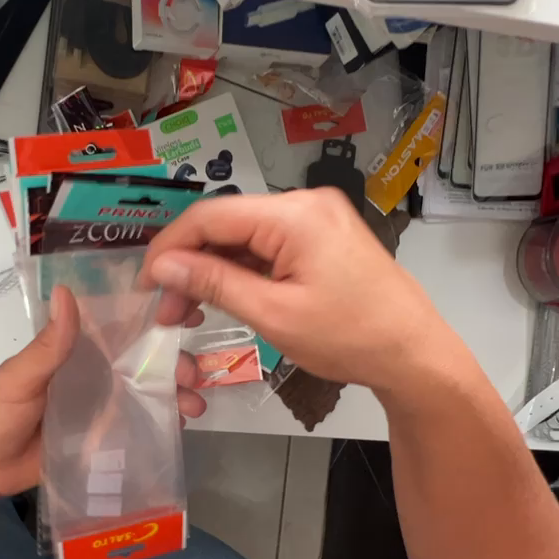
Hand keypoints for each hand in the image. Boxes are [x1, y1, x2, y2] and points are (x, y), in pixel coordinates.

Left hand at [0, 286, 210, 507]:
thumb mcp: (20, 378)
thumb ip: (49, 345)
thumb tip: (68, 292)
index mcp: (73, 351)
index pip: (119, 327)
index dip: (153, 320)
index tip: (187, 315)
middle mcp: (92, 373)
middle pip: (142, 362)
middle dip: (174, 364)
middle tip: (195, 376)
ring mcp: (99, 407)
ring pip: (145, 393)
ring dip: (173, 395)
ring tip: (196, 408)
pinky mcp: (101, 438)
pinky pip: (136, 427)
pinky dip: (160, 425)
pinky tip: (181, 427)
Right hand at [138, 189, 467, 393]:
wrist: (413, 354)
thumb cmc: (348, 338)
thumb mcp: (272, 314)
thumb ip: (213, 283)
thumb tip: (162, 265)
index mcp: (294, 215)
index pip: (210, 216)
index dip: (169, 248)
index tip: (146, 286)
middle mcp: (305, 203)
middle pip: (226, 224)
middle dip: (190, 265)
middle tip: (168, 312)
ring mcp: (316, 219)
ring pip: (244, 237)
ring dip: (213, 271)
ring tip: (190, 313)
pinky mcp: (322, 238)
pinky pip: (268, 247)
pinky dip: (241, 272)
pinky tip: (224, 299)